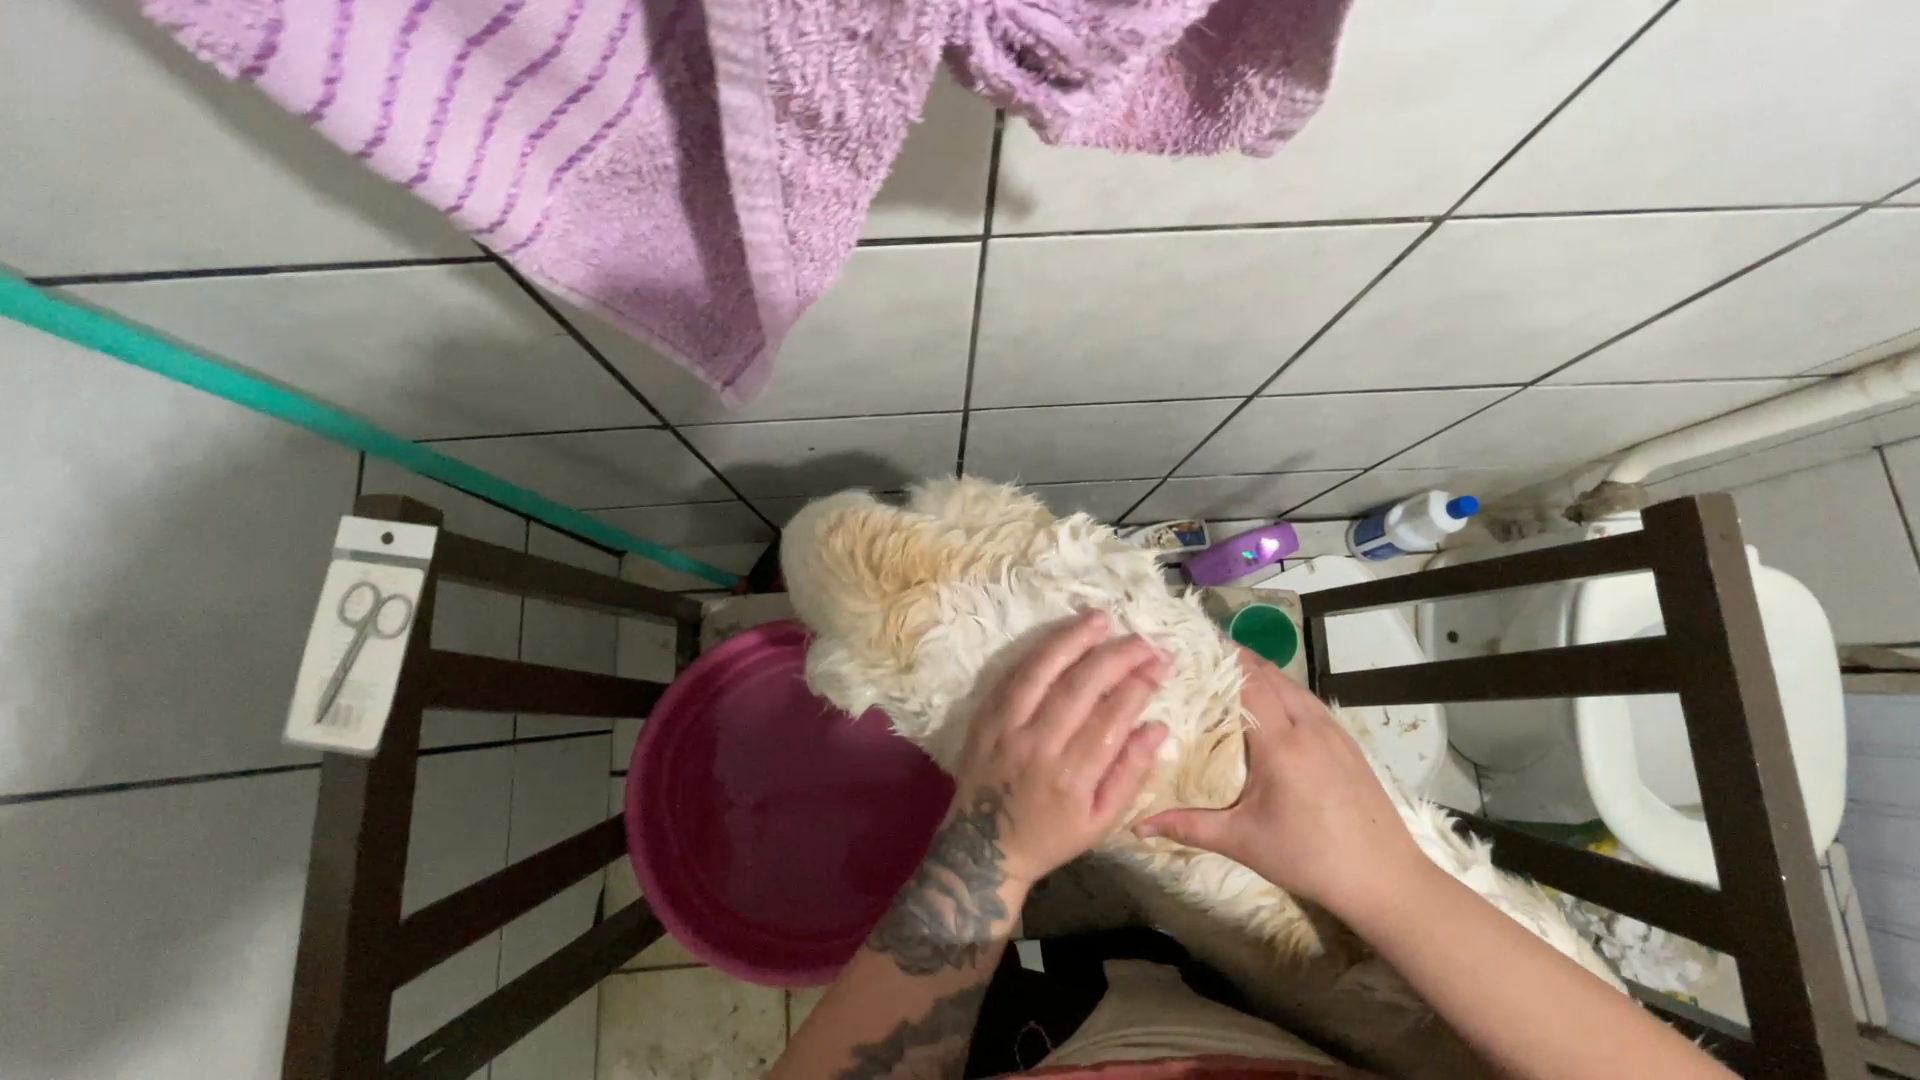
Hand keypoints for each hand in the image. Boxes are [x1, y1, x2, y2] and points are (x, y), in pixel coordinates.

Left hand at [949, 610, 1170, 885]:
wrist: (983, 849)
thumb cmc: (1052, 836)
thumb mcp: (1101, 821)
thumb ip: (1130, 773)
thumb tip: (1158, 728)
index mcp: (1071, 775)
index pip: (1112, 716)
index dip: (1140, 683)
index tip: (1162, 661)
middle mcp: (1037, 745)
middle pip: (1080, 685)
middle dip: (1116, 656)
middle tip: (1143, 638)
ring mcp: (1005, 727)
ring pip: (1042, 670)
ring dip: (1073, 640)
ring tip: (1100, 618)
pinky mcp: (985, 717)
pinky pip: (1012, 674)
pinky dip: (1038, 652)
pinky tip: (1060, 637)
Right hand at [1135, 649, 1423, 913]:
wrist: (1386, 878)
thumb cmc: (1309, 857)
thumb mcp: (1243, 842)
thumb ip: (1189, 826)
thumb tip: (1138, 825)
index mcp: (1280, 743)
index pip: (1248, 682)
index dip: (1221, 658)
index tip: (1191, 644)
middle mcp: (1309, 726)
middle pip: (1270, 675)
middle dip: (1236, 659)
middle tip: (1200, 654)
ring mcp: (1333, 732)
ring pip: (1292, 685)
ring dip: (1261, 672)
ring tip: (1228, 672)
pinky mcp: (1348, 743)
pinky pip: (1309, 701)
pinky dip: (1283, 690)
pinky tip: (1270, 705)